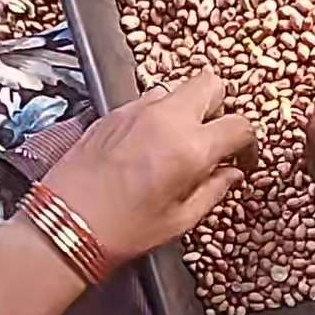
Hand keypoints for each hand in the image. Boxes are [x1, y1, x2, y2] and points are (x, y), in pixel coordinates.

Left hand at [43, 71, 255, 262]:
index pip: (240, 125)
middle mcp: (168, 118)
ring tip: (180, 141)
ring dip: (188, 109)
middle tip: (214, 138)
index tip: (242, 160)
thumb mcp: (180, 220)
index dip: (248, 143)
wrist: (65, 223)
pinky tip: (150, 144)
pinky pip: (148, 99)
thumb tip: (231, 172)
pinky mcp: (113, 112)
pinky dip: (159, 114)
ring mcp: (138, 110)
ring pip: (178, 88)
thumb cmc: (125, 230)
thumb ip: (214, 190)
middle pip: (211, 84)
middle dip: (221, 107)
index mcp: (191, 147)